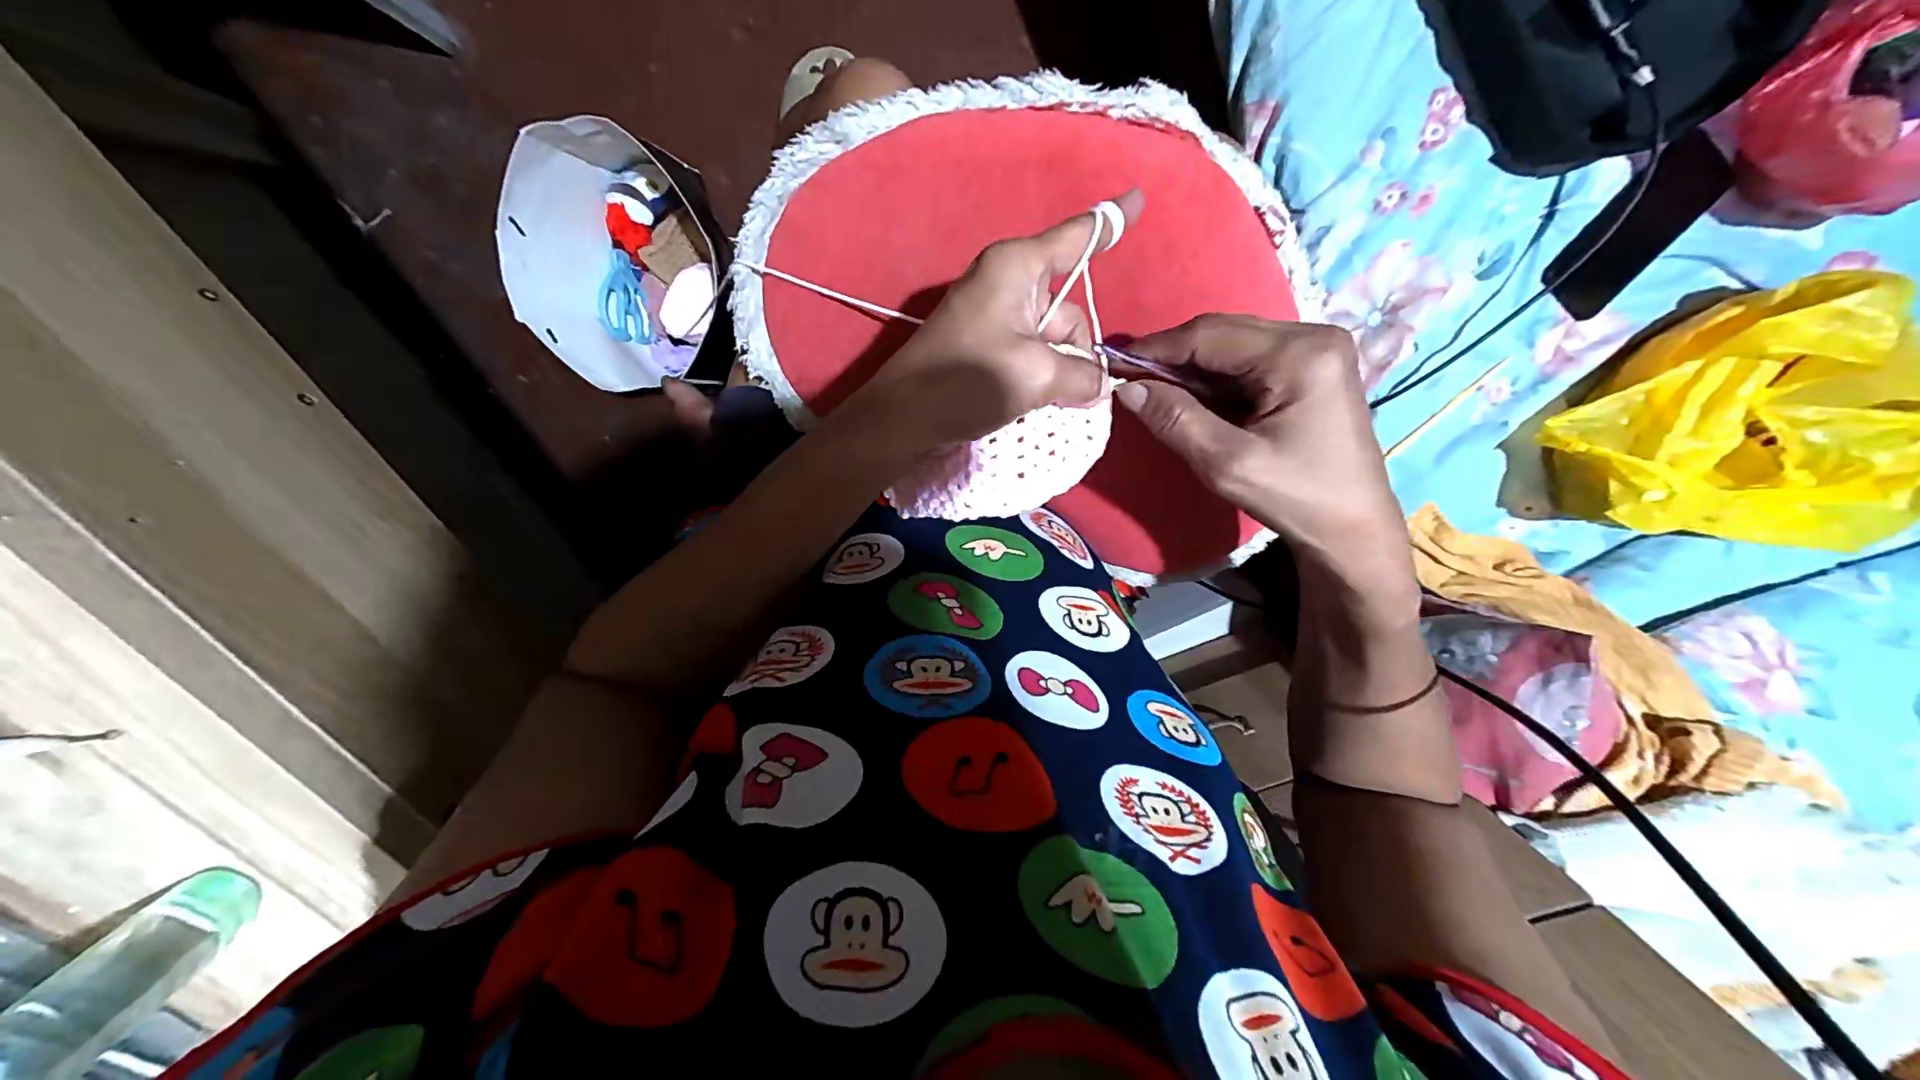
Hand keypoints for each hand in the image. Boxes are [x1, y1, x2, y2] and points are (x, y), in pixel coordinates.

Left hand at [842, 191, 1144, 447]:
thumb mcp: (1036, 376)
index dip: (1111, 220)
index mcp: (1017, 267)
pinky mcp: (984, 342)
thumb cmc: (967, 381)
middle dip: (1079, 345)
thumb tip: (1099, 384)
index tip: (1141, 196)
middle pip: (1068, 305)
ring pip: (1051, 334)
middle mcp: (1006, 280)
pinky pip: (1030, 348)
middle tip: (1078, 387)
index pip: (1077, 236)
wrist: (904, 417)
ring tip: (1050, 398)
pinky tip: (1040, 398)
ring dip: (1061, 366)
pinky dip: (1041, 372)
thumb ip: (1081, 375)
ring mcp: (993, 312)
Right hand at [1113, 315, 1405, 559]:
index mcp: (1300, 354)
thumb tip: (1128, 389)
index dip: (1157, 348)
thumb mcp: (1227, 463)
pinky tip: (1190, 397)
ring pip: (1232, 345)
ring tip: (1153, 390)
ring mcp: (1315, 349)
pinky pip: (1248, 361)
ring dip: (1191, 367)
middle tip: (1129, 379)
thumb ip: (1177, 420)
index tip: (1114, 364)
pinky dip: (1214, 378)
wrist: (1351, 527)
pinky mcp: (1311, 367)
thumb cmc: (1296, 497)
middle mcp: (1312, 336)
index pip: (1211, 334)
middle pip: (1223, 332)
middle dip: (1173, 356)